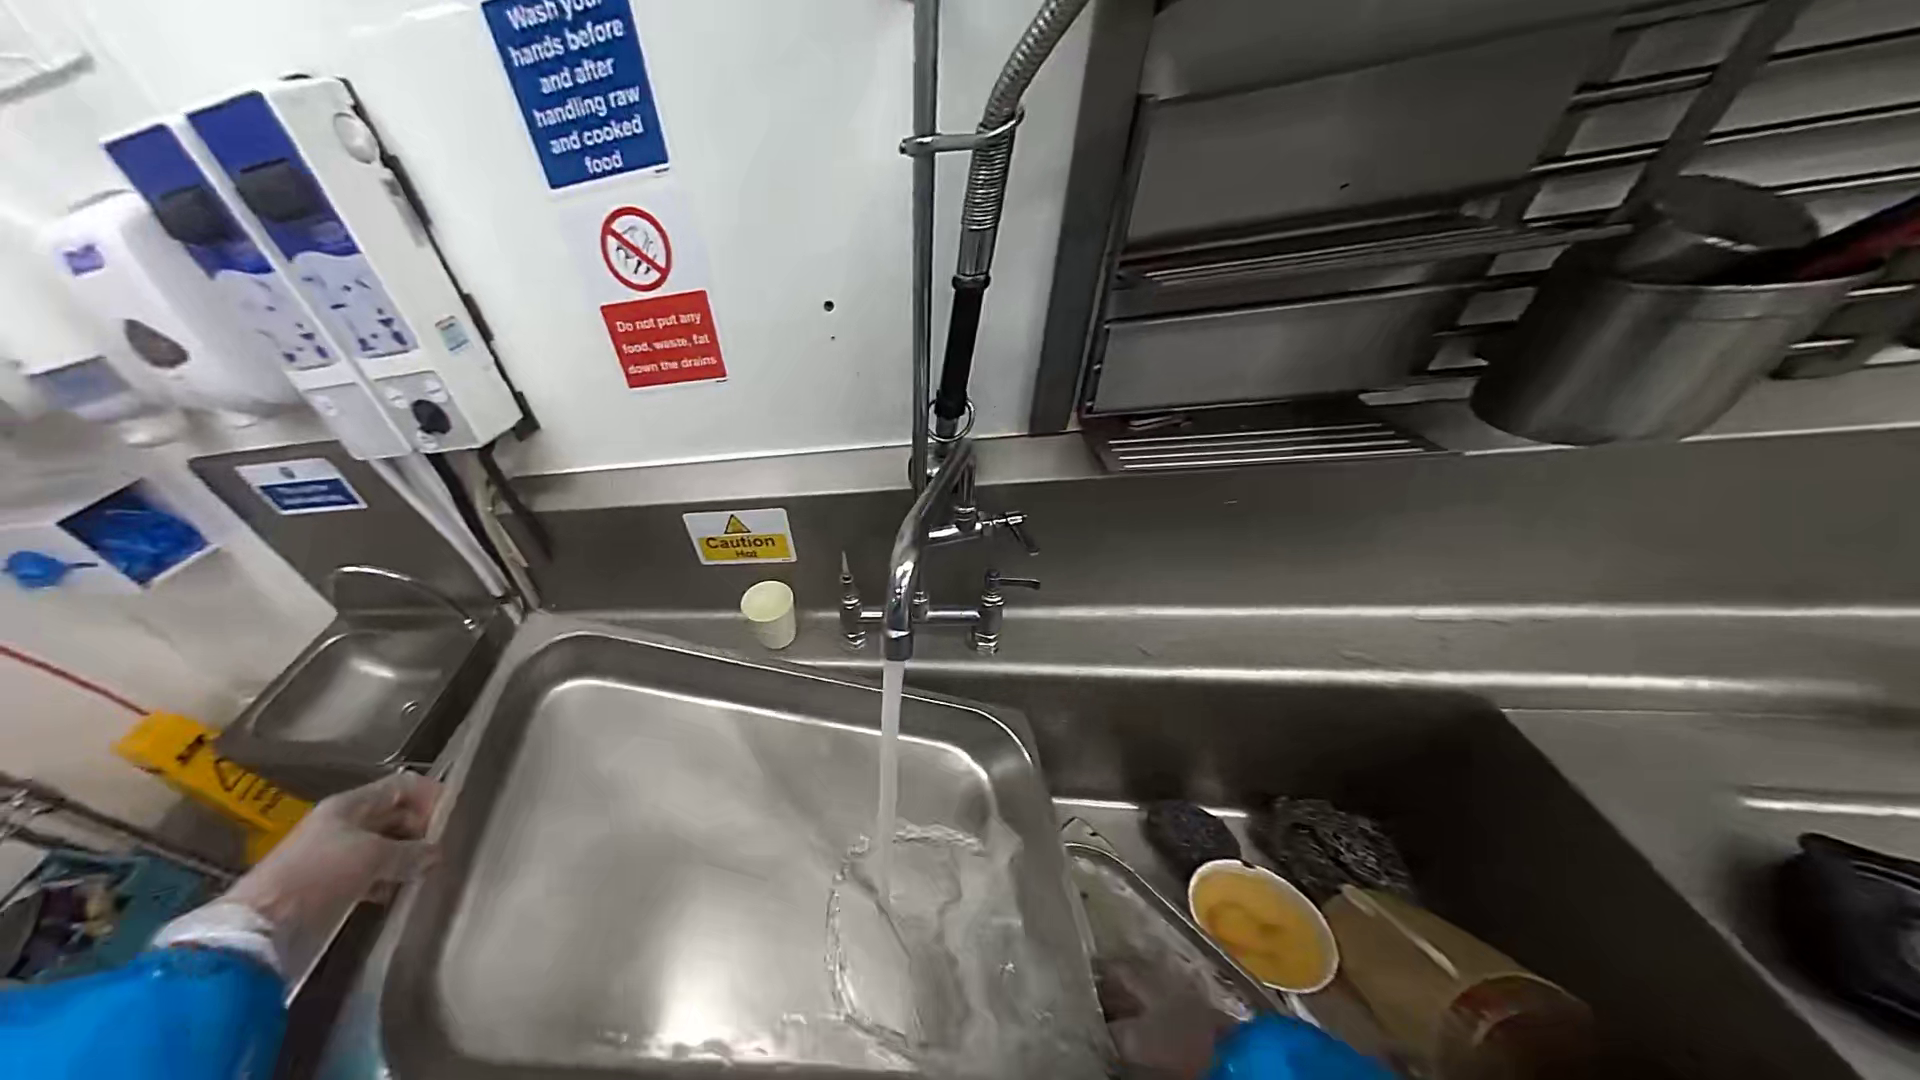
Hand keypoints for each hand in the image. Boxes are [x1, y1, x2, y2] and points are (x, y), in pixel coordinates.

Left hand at [224, 772, 439, 934]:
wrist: (254, 931)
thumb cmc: (318, 876)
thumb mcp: (375, 856)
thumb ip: (413, 851)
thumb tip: (437, 854)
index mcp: (351, 805)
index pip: (405, 785)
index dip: (432, 795)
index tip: (452, 817)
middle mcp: (344, 823)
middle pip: (397, 814)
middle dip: (423, 828)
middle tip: (445, 848)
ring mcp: (335, 854)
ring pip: (387, 845)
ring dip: (409, 856)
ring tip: (428, 871)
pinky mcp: (329, 884)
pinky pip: (372, 872)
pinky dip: (390, 878)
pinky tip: (401, 891)